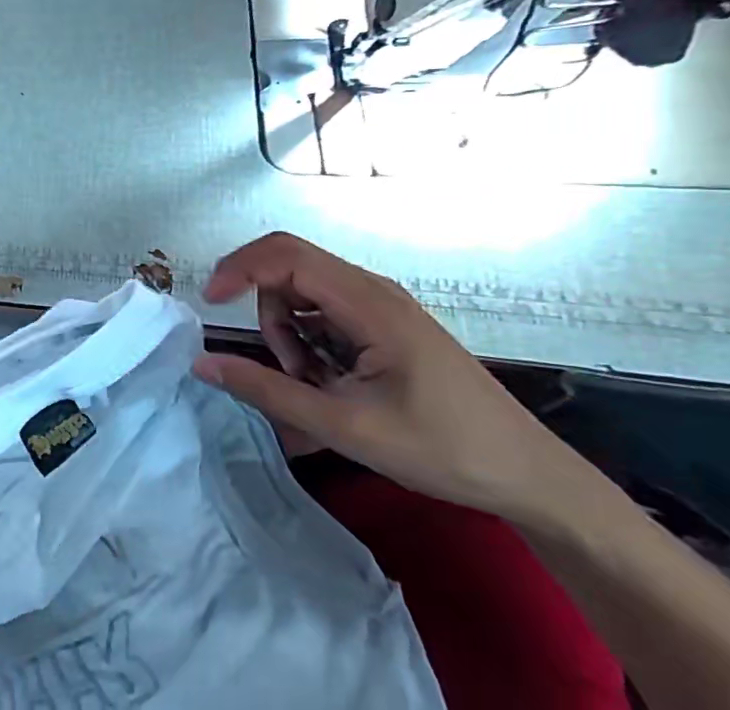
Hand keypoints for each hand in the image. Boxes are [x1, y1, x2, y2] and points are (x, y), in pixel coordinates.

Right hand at [196, 232, 597, 529]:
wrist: (527, 474)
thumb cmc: (441, 449)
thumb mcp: (344, 426)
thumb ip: (267, 391)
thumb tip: (203, 364)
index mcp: (369, 303)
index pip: (285, 255)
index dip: (238, 269)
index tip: (209, 305)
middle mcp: (373, 290)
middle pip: (290, 269)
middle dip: (268, 313)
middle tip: (288, 371)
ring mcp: (381, 305)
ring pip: (304, 292)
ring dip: (289, 333)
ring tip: (316, 386)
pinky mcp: (385, 324)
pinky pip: (325, 312)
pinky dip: (310, 341)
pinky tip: (331, 382)